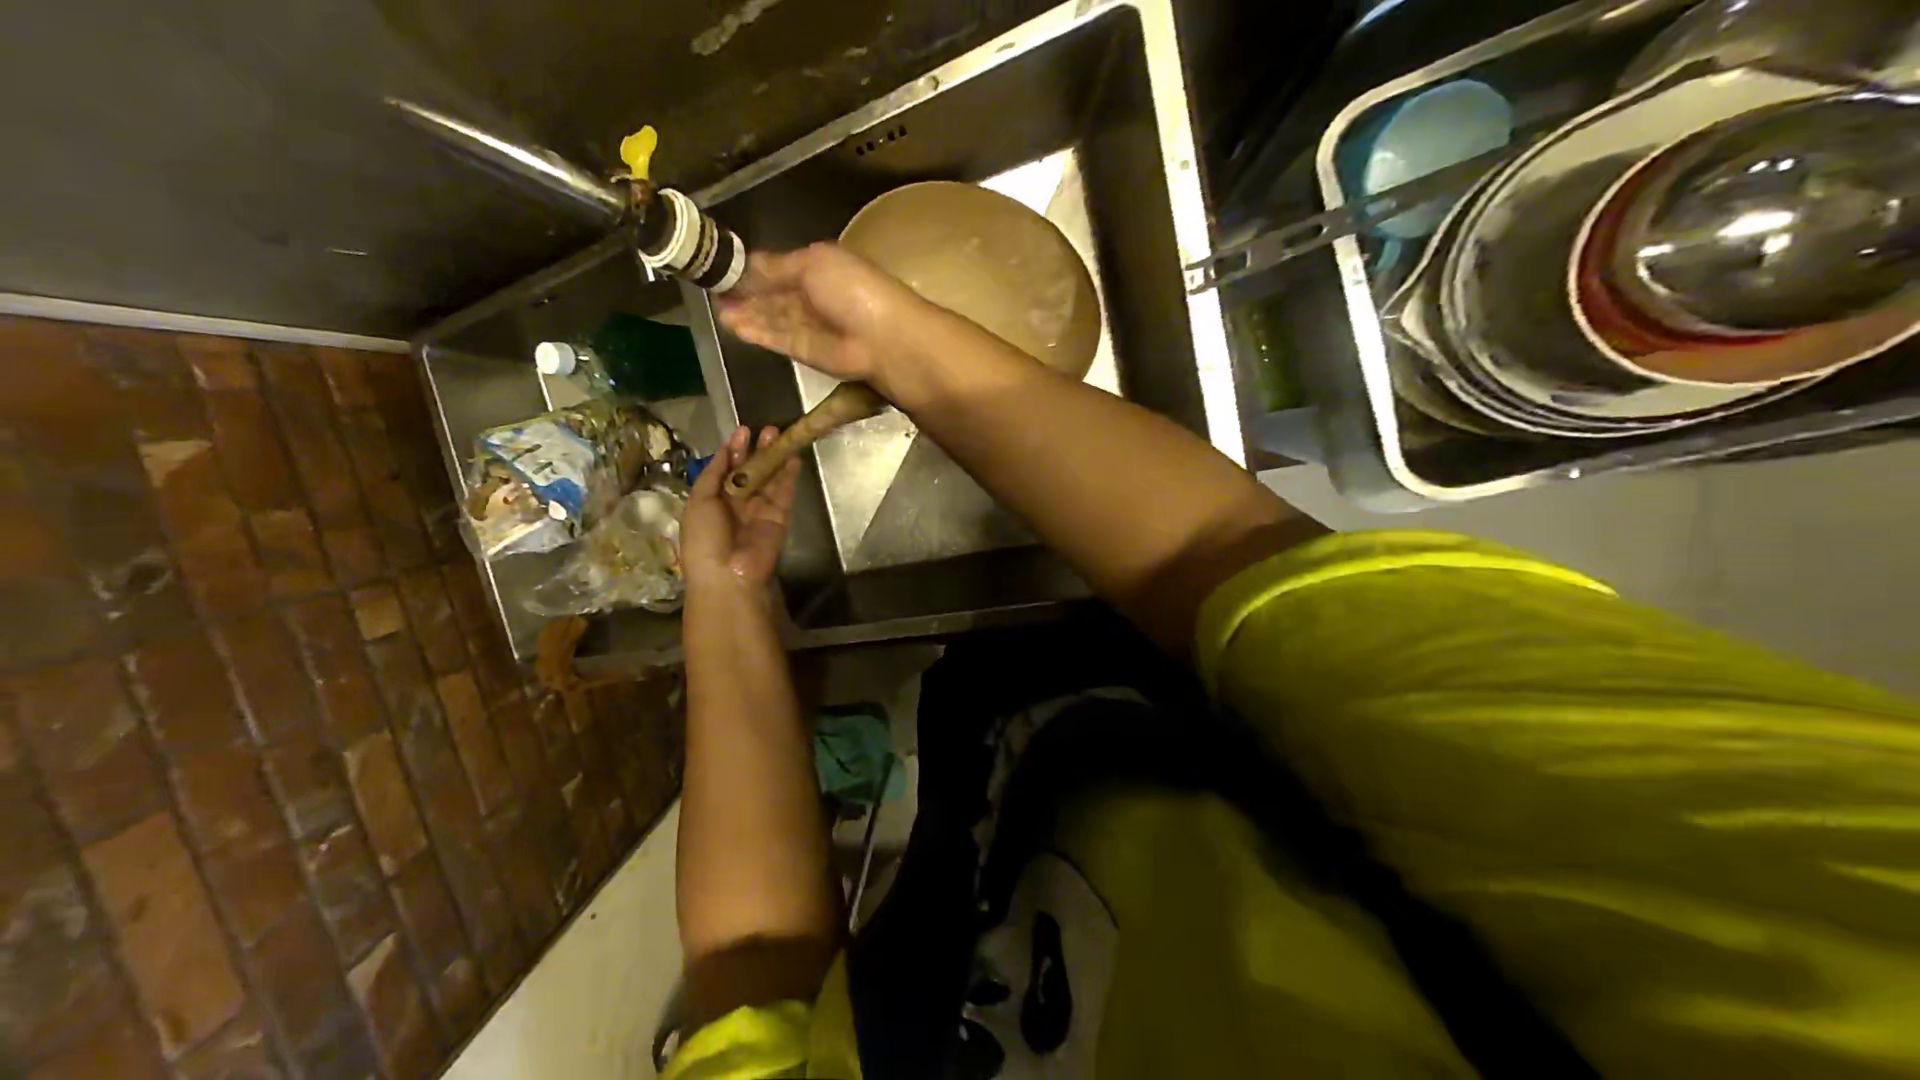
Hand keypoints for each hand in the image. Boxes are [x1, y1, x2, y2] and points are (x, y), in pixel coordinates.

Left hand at [681, 425, 800, 591]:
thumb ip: (713, 473)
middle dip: (757, 449)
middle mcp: (738, 503)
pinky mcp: (779, 517)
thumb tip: (725, 449)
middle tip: (767, 428)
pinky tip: (792, 456)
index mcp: (714, 500)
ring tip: (780, 434)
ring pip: (769, 478)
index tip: (744, 430)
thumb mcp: (699, 502)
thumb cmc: (704, 538)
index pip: (727, 468)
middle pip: (751, 470)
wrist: (728, 574)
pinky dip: (789, 475)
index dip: (735, 449)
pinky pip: (784, 492)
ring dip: (774, 457)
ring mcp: (760, 509)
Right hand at [712, 243, 929, 387]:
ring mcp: (808, 325)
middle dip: (744, 291)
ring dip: (745, 312)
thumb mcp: (815, 263)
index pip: (777, 266)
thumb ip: (777, 266)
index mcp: (819, 268)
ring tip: (716, 307)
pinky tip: (731, 324)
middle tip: (712, 288)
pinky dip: (754, 331)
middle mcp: (812, 295)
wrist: (885, 340)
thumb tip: (746, 263)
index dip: (750, 267)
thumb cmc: (855, 291)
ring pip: (770, 317)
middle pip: (771, 293)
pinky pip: (774, 338)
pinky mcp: (804, 351)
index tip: (721, 266)